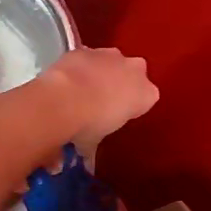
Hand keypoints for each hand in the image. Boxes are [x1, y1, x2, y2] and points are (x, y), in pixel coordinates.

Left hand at [38, 47, 158, 147]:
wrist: (63, 100)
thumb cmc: (88, 126)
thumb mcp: (93, 142)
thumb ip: (92, 148)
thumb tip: (78, 162)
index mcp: (147, 94)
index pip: (145, 99)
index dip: (130, 108)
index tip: (113, 118)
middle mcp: (135, 69)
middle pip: (131, 75)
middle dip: (118, 85)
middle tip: (98, 103)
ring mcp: (110, 55)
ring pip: (110, 62)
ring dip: (99, 72)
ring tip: (78, 90)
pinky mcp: (84, 48)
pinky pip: (85, 58)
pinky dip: (77, 66)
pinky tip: (64, 79)